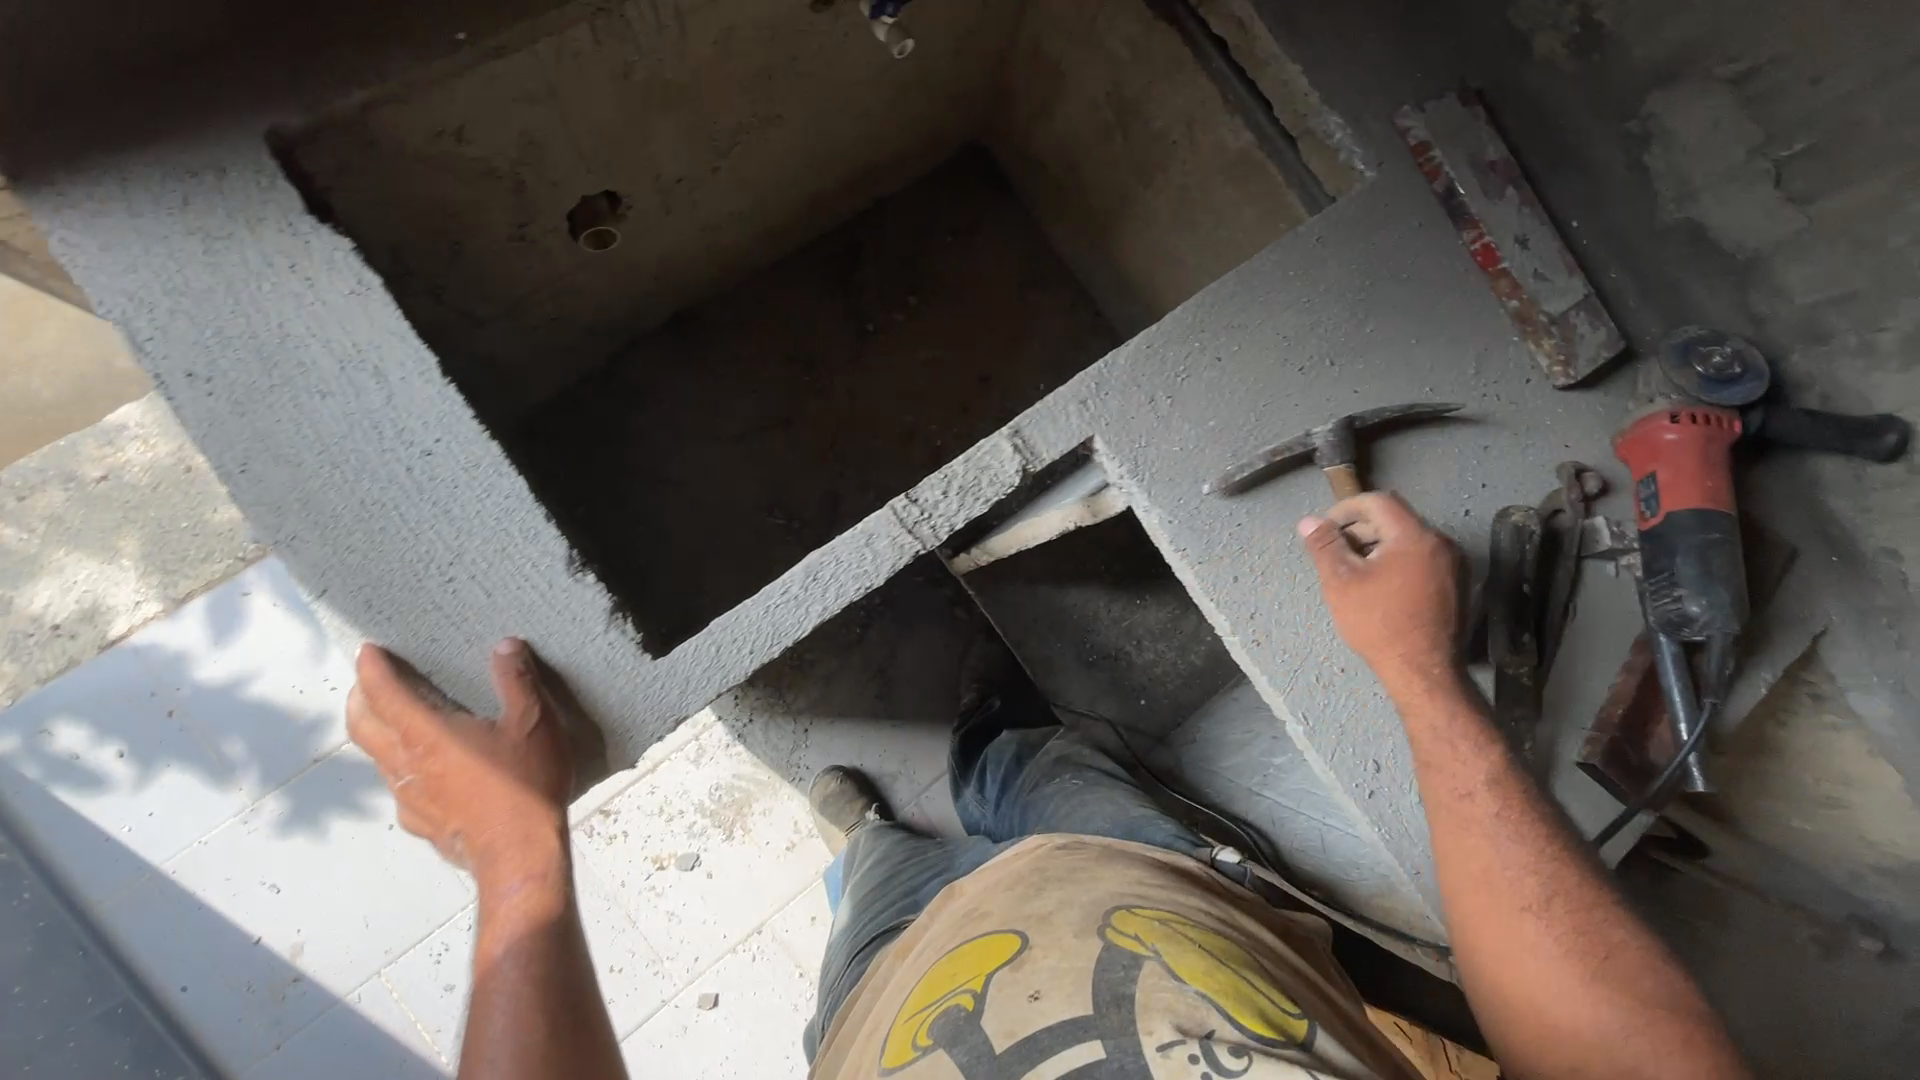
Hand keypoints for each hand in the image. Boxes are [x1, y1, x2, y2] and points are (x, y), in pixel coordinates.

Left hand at [347, 638, 575, 889]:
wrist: (519, 852)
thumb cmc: (526, 781)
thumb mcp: (534, 722)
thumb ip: (517, 681)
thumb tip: (505, 645)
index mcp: (428, 735)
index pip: (385, 694)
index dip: (372, 669)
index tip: (366, 650)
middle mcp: (405, 765)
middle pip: (364, 726)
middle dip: (360, 698)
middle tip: (368, 681)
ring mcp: (408, 798)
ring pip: (379, 757)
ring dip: (379, 732)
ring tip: (398, 721)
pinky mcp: (420, 822)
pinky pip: (401, 785)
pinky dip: (403, 765)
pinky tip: (429, 770)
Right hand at [1297, 492, 1461, 689]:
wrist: (1422, 669)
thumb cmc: (1378, 622)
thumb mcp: (1341, 581)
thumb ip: (1324, 545)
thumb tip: (1309, 522)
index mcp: (1415, 536)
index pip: (1378, 501)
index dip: (1346, 508)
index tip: (1325, 527)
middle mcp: (1441, 543)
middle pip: (1394, 519)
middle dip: (1359, 529)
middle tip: (1333, 552)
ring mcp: (1453, 564)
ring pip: (1408, 540)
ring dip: (1377, 546)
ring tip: (1352, 571)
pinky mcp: (1456, 585)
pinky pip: (1421, 559)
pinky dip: (1396, 561)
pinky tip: (1377, 586)